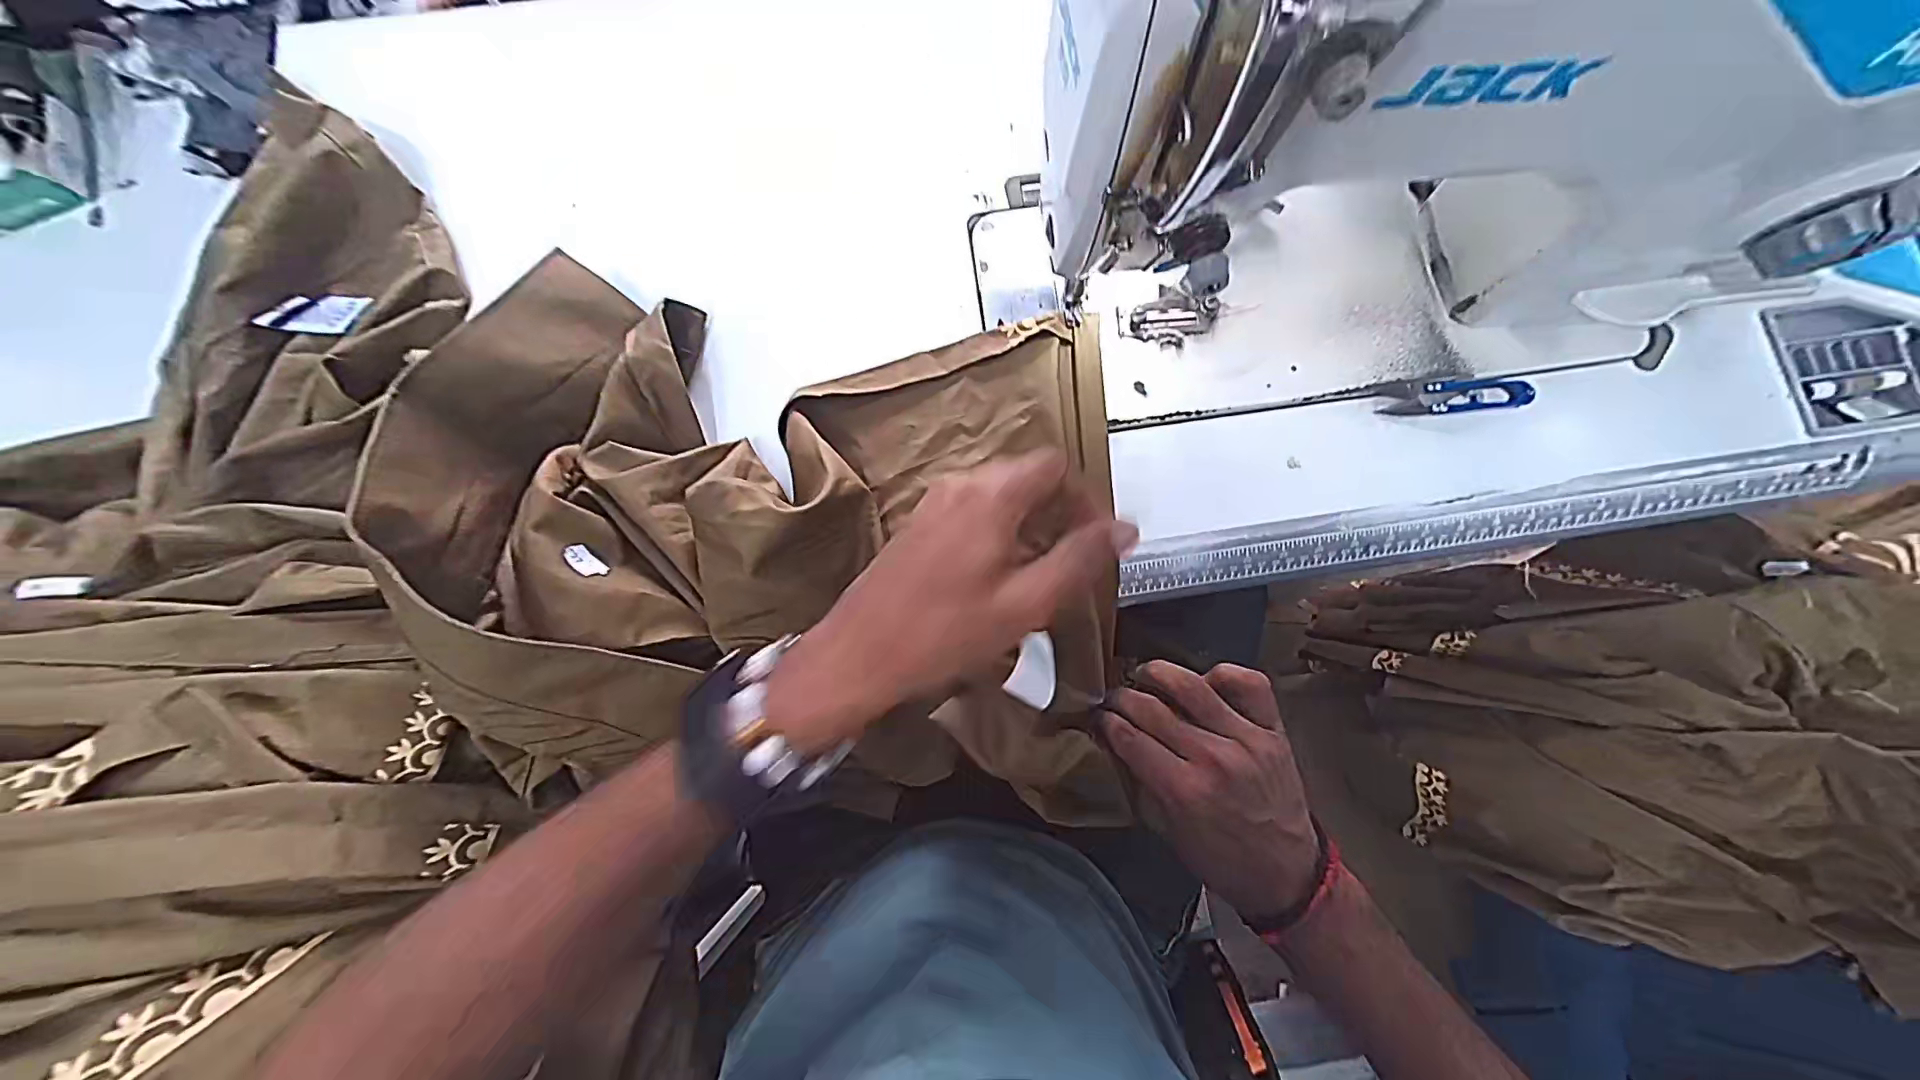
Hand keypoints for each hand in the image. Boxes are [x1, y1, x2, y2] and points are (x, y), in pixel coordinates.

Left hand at [765, 450, 1136, 752]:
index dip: (1086, 497)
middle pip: (1028, 479)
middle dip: (1060, 513)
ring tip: (1039, 576)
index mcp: (990, 496)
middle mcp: (959, 489)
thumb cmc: (940, 633)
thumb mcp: (1025, 603)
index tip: (1098, 534)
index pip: (1055, 467)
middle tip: (1074, 559)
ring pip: (1001, 498)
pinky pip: (973, 515)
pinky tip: (999, 580)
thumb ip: (1079, 560)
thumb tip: (1121, 532)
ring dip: (1030, 526)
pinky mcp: (920, 527)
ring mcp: (934, 505)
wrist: (860, 654)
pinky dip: (999, 535)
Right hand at [1100, 661, 1319, 922]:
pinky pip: (1248, 684)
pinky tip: (1204, 682)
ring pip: (1191, 685)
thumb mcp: (1166, 830)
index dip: (1106, 721)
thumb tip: (1113, 742)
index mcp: (1183, 791)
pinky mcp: (1273, 731)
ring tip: (1145, 675)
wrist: (1286, 875)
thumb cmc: (1222, 859)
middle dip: (1121, 697)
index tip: (1098, 717)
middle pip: (1150, 707)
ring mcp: (1246, 740)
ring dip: (1157, 673)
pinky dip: (1222, 674)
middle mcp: (1214, 759)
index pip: (1129, 736)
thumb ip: (1139, 782)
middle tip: (1113, 698)